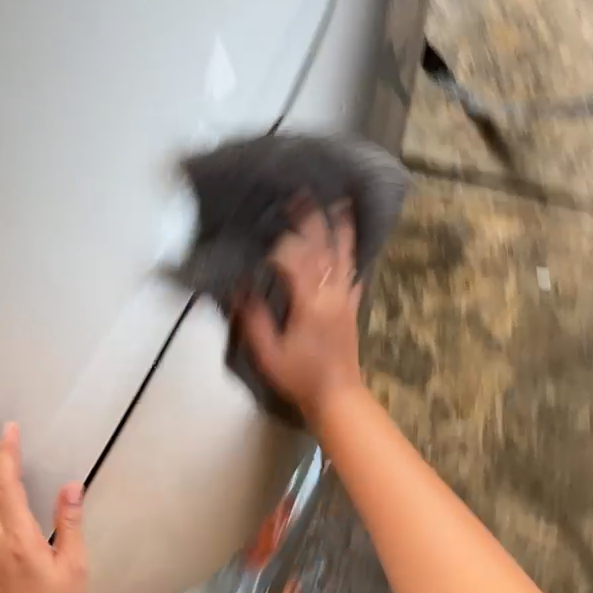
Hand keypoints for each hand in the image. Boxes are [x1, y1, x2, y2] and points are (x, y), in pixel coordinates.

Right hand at [236, 204, 367, 420]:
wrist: (337, 397)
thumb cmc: (299, 376)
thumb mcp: (268, 351)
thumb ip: (254, 317)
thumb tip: (238, 286)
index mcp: (309, 303)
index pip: (296, 261)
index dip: (282, 241)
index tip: (269, 221)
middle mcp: (331, 295)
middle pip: (323, 250)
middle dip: (313, 221)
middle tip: (303, 196)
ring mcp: (345, 299)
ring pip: (344, 256)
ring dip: (341, 229)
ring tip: (340, 203)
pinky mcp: (352, 306)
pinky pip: (353, 273)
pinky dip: (352, 253)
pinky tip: (351, 241)